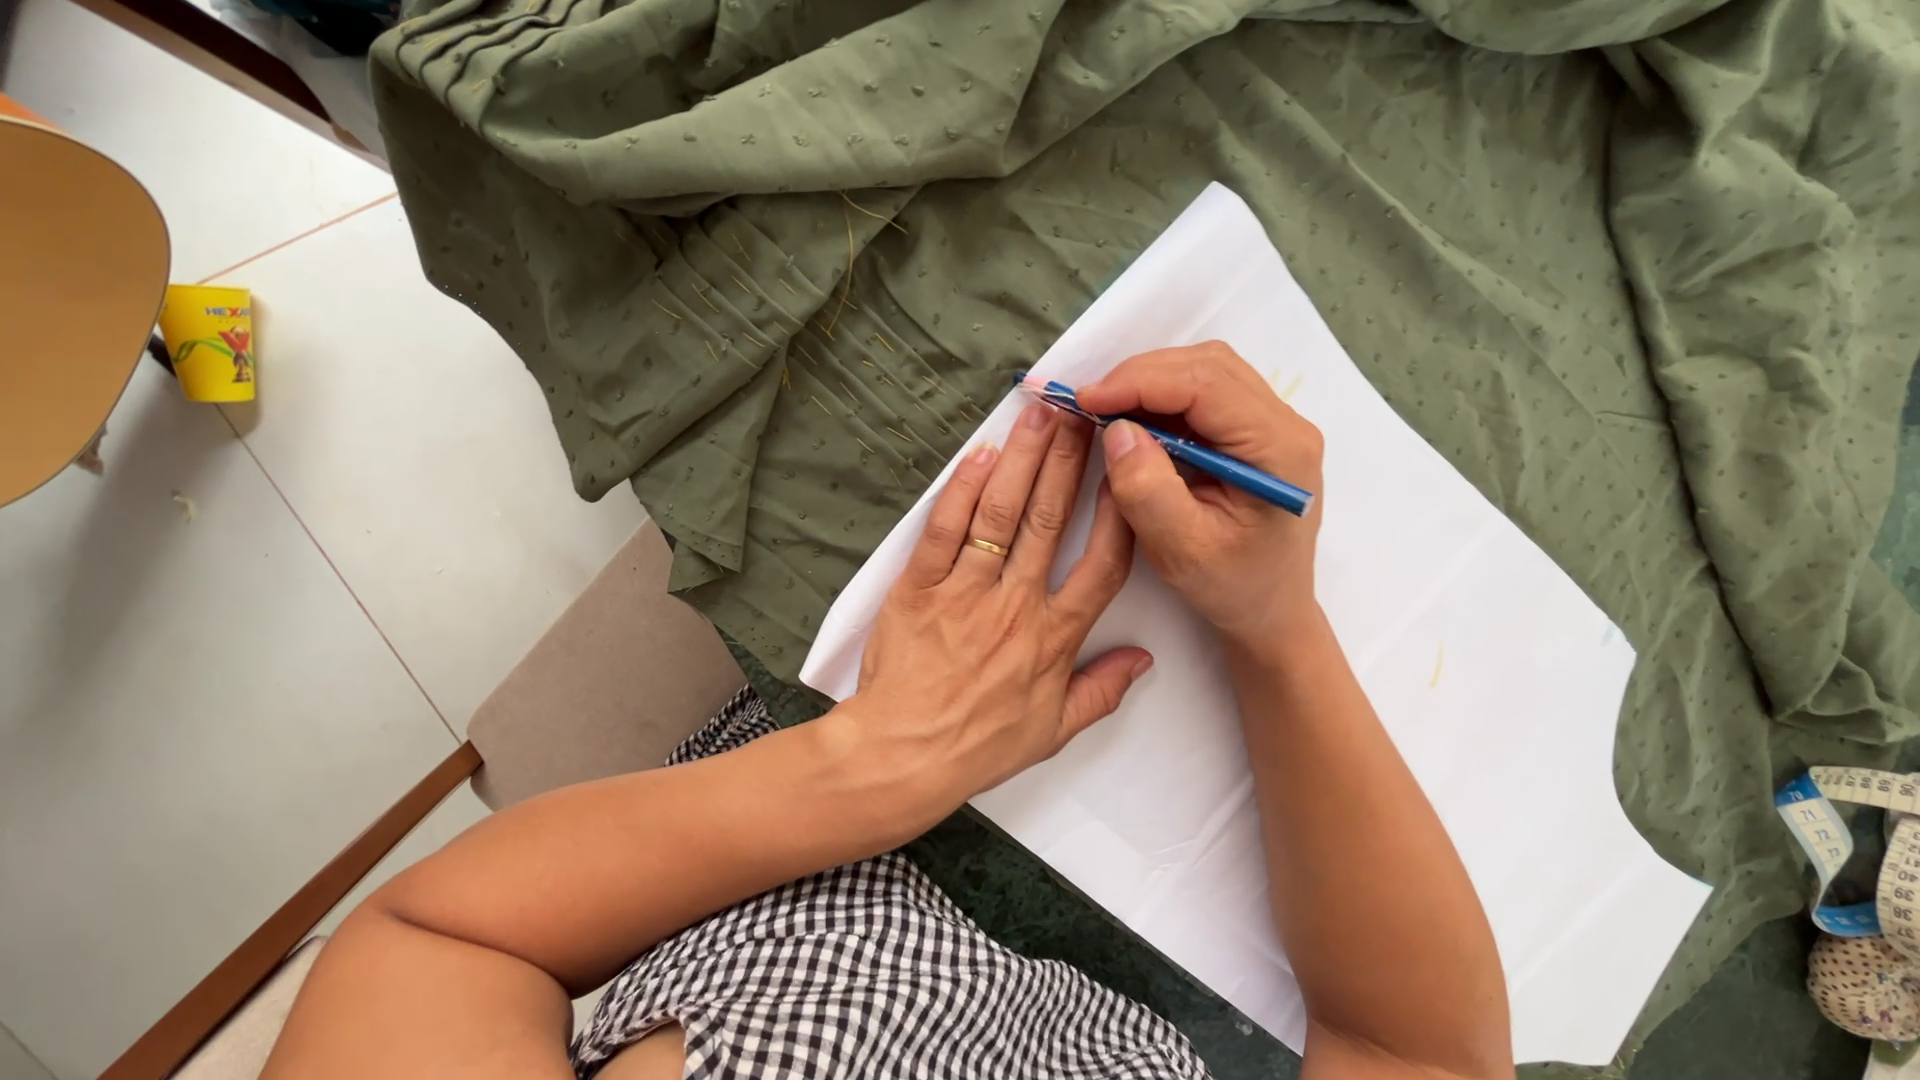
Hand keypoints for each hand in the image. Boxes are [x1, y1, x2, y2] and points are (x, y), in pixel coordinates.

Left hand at [835, 402, 1151, 817]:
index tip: (1127, 473)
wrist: (902, 755)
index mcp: (1053, 638)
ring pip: (1000, 514)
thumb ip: (1102, 692)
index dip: (1118, 516)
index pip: (1102, 566)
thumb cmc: (976, 746)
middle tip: (1081, 414)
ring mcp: (965, 592)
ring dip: (1021, 460)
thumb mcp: (1052, 732)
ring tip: (1039, 415)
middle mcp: (1015, 605)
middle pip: (1049, 521)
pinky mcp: (919, 588)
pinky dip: (960, 492)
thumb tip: (1143, 659)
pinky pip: (943, 532)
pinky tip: (978, 456)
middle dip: (1067, 462)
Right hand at [1077, 342, 1324, 652]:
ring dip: (1150, 383)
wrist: (1270, 611)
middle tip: (1090, 404)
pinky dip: (1162, 398)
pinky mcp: (1255, 431)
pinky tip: (1135, 421)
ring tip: (1108, 411)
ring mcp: (1273, 424)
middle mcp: (1285, 424)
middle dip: (1141, 376)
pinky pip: (1205, 393)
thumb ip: (1148, 490)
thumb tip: (1118, 430)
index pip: (1207, 384)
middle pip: (1208, 366)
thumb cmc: (1231, 587)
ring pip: (1206, 371)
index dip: (1140, 382)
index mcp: (1278, 450)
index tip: (1086, 400)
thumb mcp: (1181, 550)